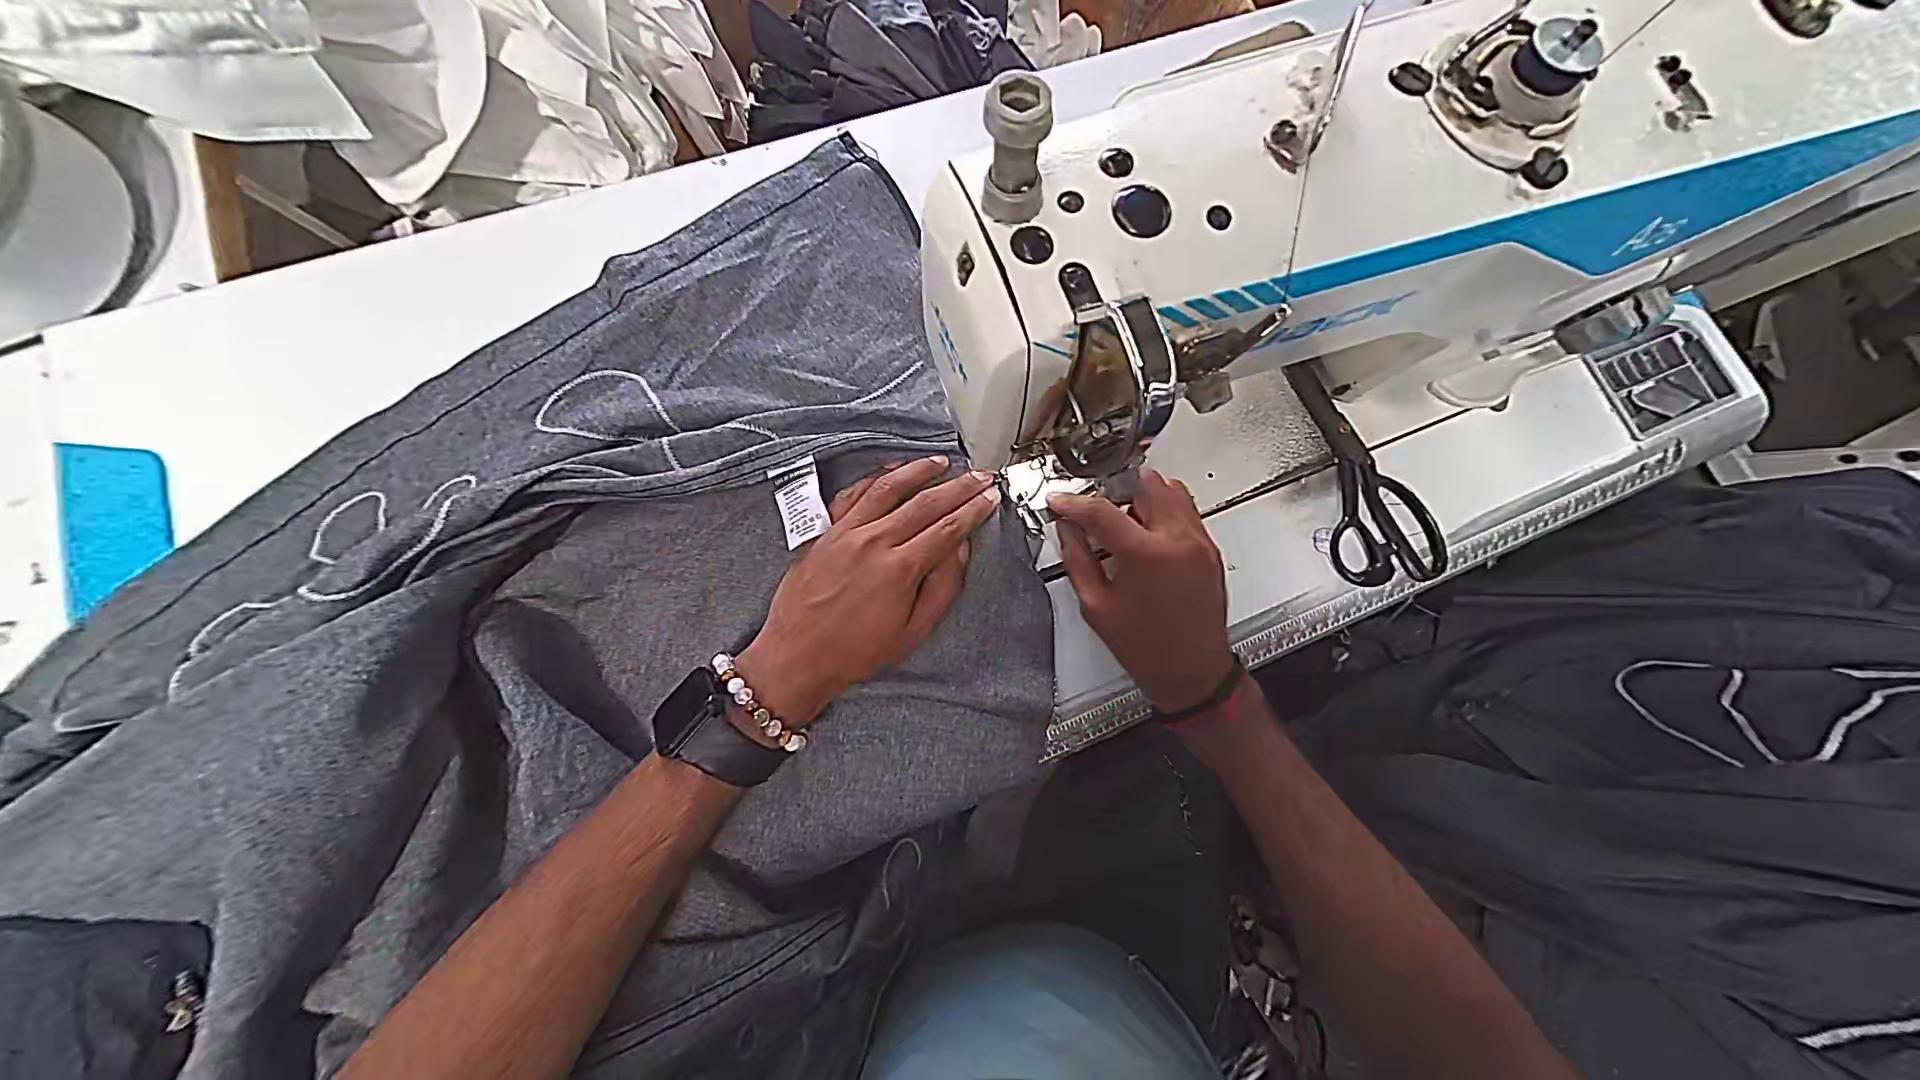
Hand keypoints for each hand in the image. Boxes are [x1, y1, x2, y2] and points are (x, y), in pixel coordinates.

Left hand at [734, 455, 999, 727]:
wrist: (796, 656)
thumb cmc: (853, 652)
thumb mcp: (911, 632)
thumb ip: (941, 588)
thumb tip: (959, 551)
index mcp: (899, 569)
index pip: (947, 528)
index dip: (973, 510)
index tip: (989, 498)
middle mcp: (873, 543)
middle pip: (925, 502)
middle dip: (958, 486)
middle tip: (978, 477)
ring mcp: (847, 533)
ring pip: (889, 488)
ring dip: (919, 470)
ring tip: (941, 462)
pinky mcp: (826, 532)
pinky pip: (854, 494)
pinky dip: (875, 477)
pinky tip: (890, 471)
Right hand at [1048, 469, 1235, 712]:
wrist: (1193, 671)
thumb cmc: (1150, 648)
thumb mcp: (1096, 605)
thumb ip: (1077, 558)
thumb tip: (1067, 530)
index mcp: (1146, 555)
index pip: (1102, 510)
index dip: (1073, 503)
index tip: (1060, 502)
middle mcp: (1178, 541)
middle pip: (1143, 485)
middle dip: (1113, 491)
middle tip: (1095, 509)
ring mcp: (1199, 543)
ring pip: (1170, 490)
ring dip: (1141, 497)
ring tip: (1122, 521)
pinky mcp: (1209, 549)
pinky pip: (1186, 510)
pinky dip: (1163, 511)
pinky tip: (1146, 534)